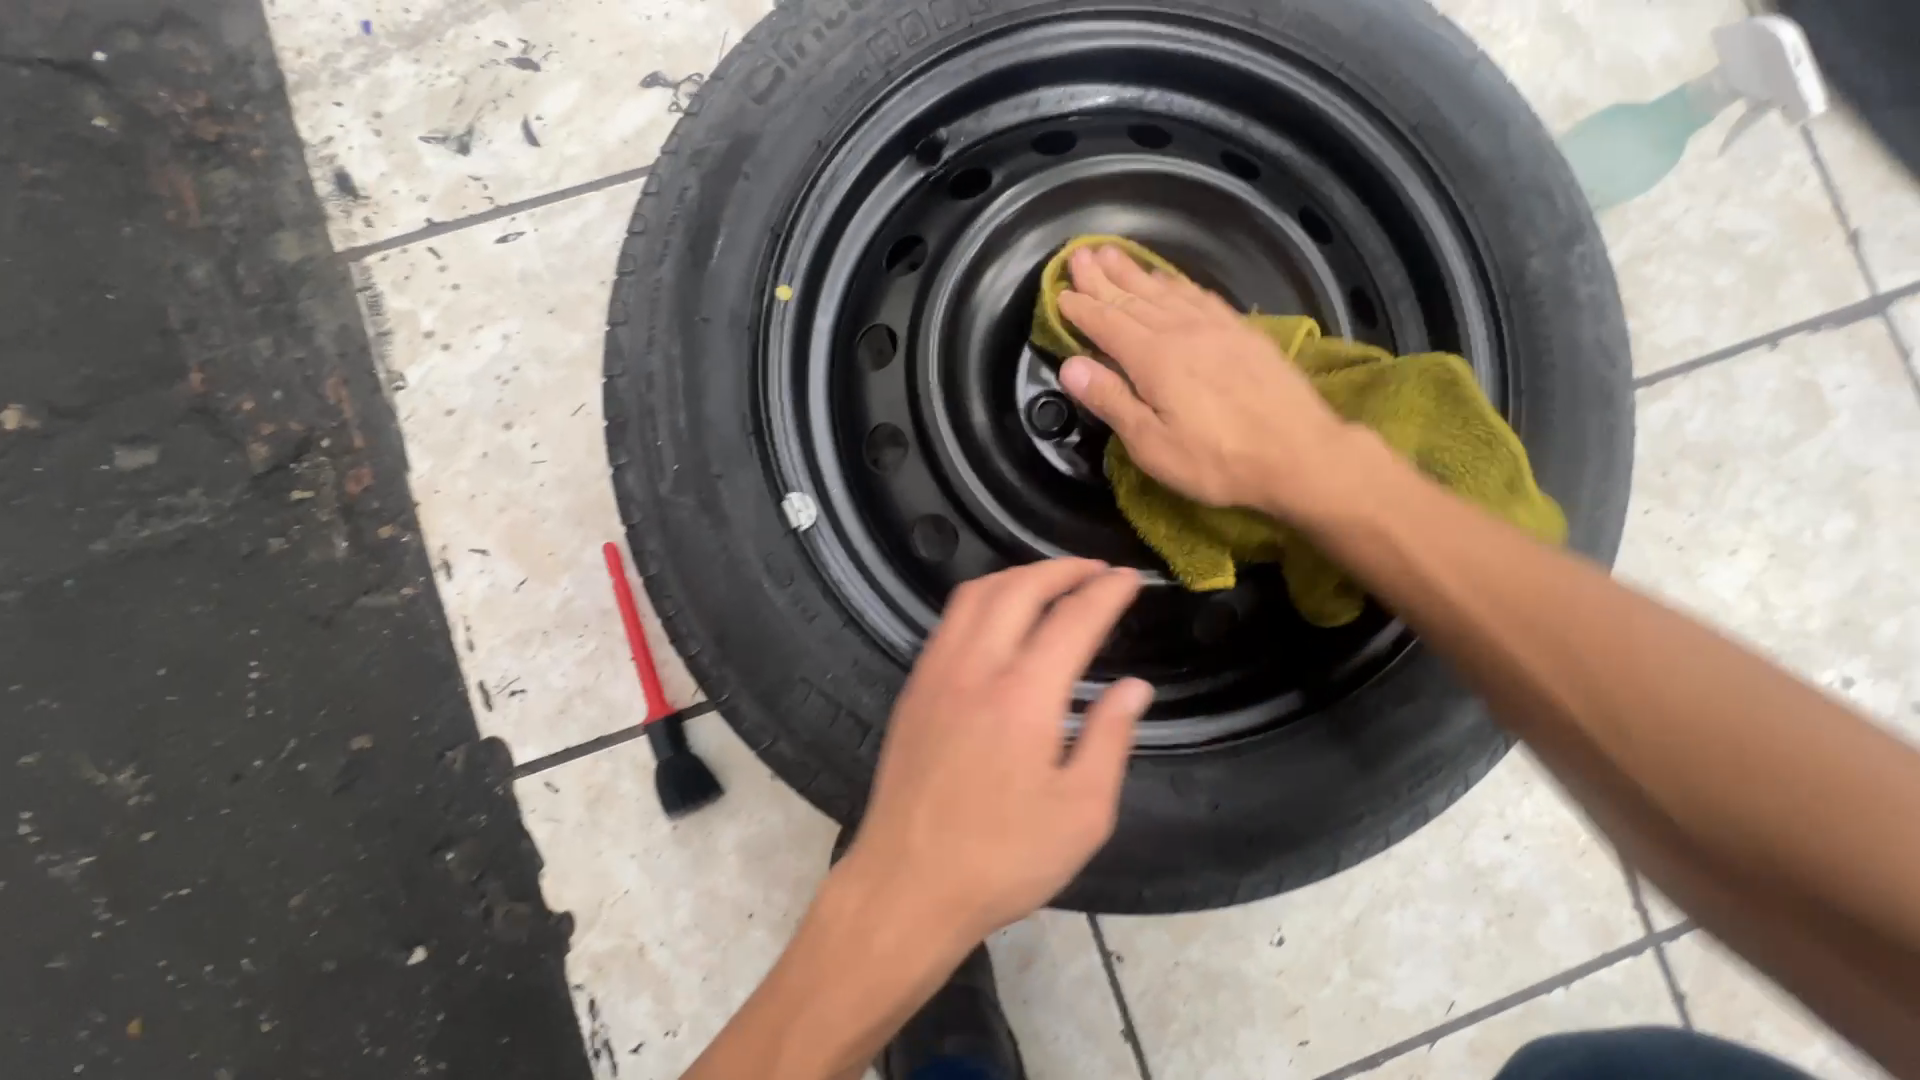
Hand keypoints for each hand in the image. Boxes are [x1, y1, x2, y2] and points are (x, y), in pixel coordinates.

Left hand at [837, 559, 1150, 947]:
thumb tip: (1134, 687)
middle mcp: (975, 668)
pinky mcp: (913, 689)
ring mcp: (936, 674)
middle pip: (1019, 588)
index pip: (1073, 619)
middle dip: (1063, 569)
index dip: (1106, 592)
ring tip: (1053, 582)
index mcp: (1024, 696)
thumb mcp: (1081, 813)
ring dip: (1019, 575)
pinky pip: (949, 620)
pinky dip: (984, 599)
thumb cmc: (1003, 857)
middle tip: (1097, 571)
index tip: (1130, 578)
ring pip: (975, 595)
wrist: (907, 883)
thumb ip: (1110, 739)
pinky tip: (1000, 618)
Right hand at [1056, 244, 1356, 518]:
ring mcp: (1216, 328)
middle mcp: (1182, 331)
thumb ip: (1111, 401)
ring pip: (1166, 291)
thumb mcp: (1152, 444)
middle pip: (1133, 298)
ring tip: (1113, 254)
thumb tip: (1070, 367)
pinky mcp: (1243, 333)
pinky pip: (1201, 296)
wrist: (1300, 454)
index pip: (1107, 324)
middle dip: (1103, 278)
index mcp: (1154, 359)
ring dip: (1136, 273)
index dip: (1082, 309)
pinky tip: (1171, 279)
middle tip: (1079, 255)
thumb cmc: (1217, 461)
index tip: (1060, 293)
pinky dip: (1178, 284)